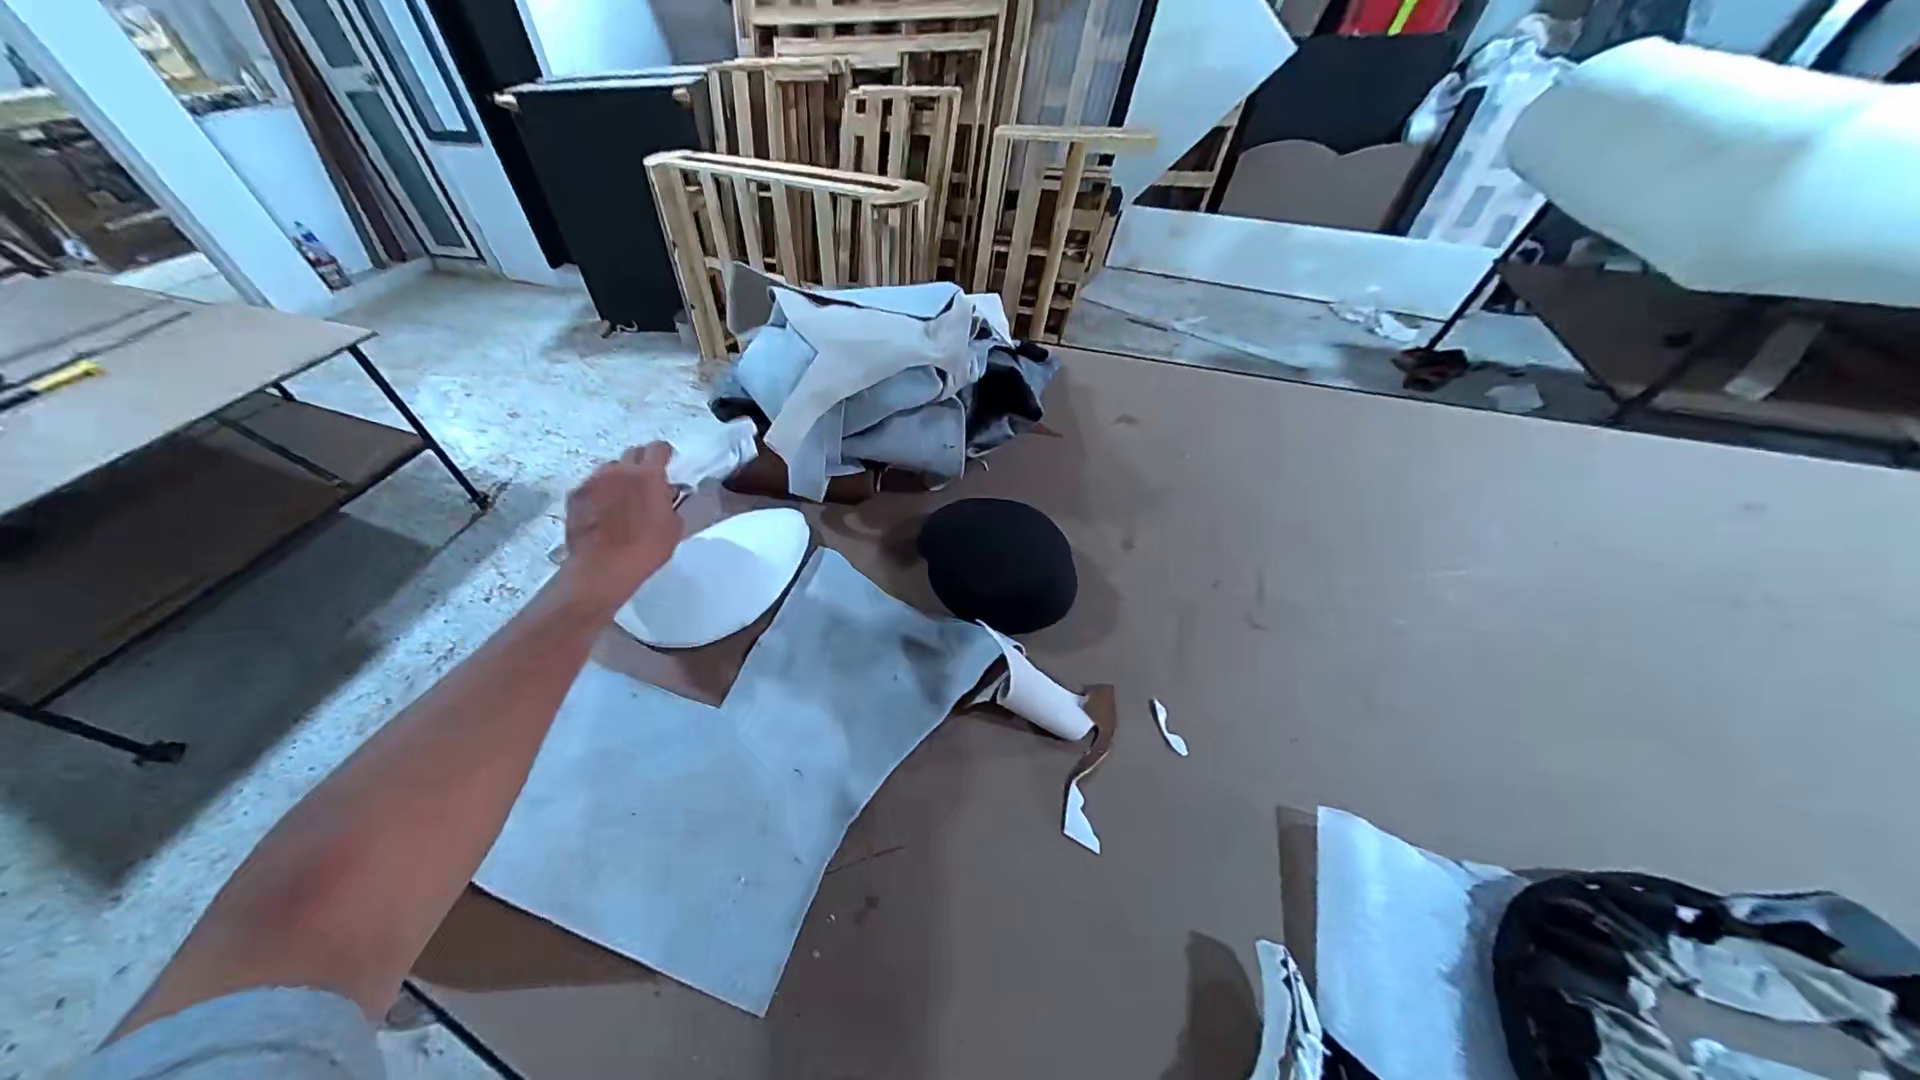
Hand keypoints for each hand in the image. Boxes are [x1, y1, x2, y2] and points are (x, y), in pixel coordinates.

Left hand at [559, 443, 681, 612]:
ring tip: (623, 498)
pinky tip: (604, 512)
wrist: (603, 567)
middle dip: (642, 464)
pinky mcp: (575, 495)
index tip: (667, 461)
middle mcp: (619, 471)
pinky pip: (592, 485)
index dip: (665, 453)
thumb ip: (670, 503)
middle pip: (633, 453)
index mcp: (649, 476)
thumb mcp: (673, 527)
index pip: (658, 448)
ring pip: (610, 468)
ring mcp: (594, 481)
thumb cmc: (645, 549)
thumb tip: (665, 496)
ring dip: (619, 477)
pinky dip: (600, 492)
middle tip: (647, 482)